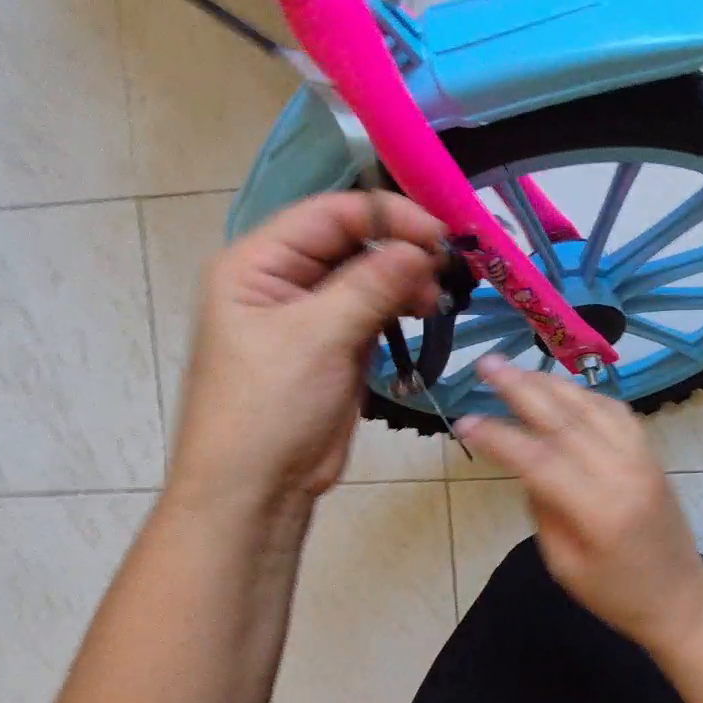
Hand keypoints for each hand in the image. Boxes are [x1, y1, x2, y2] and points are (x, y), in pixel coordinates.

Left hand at [170, 192, 445, 505]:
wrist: (256, 488)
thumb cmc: (269, 407)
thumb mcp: (317, 338)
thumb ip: (370, 285)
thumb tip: (422, 248)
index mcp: (256, 263)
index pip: (329, 215)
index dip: (386, 216)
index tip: (439, 233)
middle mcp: (281, 279)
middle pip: (350, 241)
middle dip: (400, 249)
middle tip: (446, 271)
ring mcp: (310, 313)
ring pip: (368, 275)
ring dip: (406, 280)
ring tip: (436, 301)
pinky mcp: (335, 344)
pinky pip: (373, 309)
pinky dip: (401, 307)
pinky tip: (425, 314)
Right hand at [455, 357, 702, 652]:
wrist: (680, 597)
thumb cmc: (616, 595)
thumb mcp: (564, 564)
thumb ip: (543, 509)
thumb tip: (527, 465)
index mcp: (599, 511)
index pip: (540, 459)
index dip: (499, 437)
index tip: (464, 421)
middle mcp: (624, 474)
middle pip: (567, 420)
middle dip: (522, 388)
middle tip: (487, 364)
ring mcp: (643, 459)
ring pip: (593, 407)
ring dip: (553, 384)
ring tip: (516, 369)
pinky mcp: (652, 454)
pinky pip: (618, 412)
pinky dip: (586, 396)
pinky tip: (562, 389)